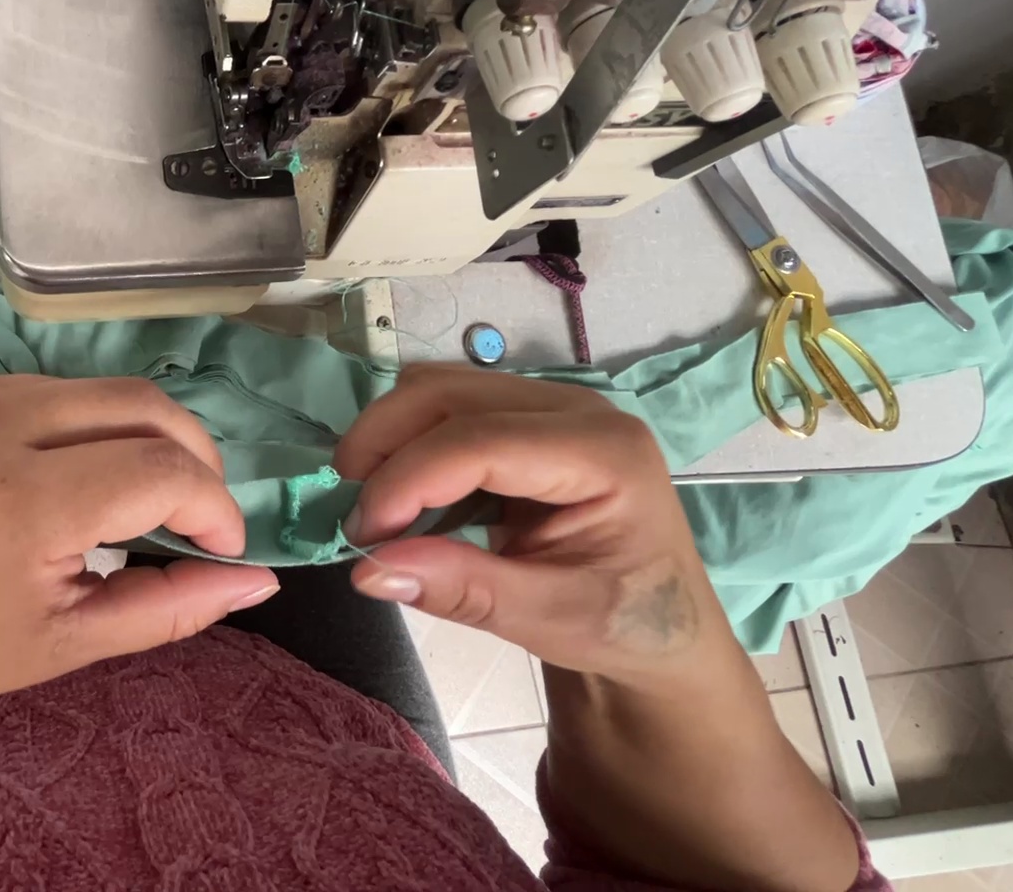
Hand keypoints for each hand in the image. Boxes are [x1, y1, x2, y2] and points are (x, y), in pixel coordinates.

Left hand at [0, 375, 278, 730]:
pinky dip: (67, 427)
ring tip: (115, 495)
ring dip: (127, 438)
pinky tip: (47, 472)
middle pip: (139, 404)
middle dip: (189, 455)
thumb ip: (174, 608)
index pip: (162, 468)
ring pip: (90, 392)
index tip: (220, 543)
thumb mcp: (71, 641)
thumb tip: (257, 578)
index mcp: (22, 503)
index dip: (213, 504)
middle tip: (190, 508)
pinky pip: (35, 389)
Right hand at [335, 364, 734, 687]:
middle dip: (380, 447)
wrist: (658, 621)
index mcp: (603, 453)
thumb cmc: (623, 624)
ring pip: (428, 389)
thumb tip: (368, 569)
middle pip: (441, 394)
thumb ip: (462, 591)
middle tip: (354, 516)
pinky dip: (400, 442)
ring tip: (375, 505)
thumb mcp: (551, 621)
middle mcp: (571, 407)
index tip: (362, 536)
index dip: (405, 480)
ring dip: (384, 440)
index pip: (476, 441)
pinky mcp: (511, 413)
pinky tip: (405, 495)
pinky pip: (433, 404)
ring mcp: (539, 402)